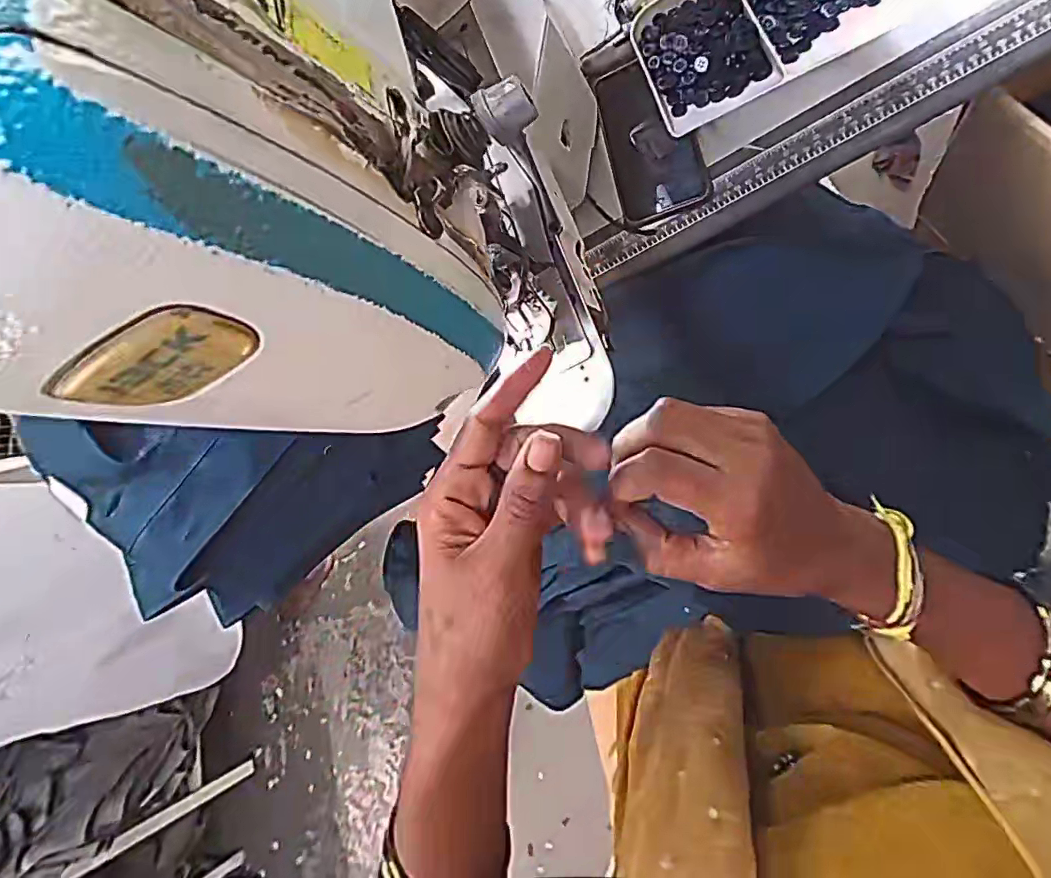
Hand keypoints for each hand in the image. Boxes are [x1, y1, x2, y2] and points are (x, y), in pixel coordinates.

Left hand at [414, 347, 610, 698]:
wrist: (476, 688)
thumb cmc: (470, 635)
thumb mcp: (501, 561)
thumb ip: (525, 499)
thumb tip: (542, 442)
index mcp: (451, 496)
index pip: (482, 427)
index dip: (514, 390)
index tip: (542, 361)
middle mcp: (472, 496)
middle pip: (523, 448)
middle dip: (563, 457)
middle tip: (600, 466)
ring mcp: (498, 513)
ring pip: (544, 477)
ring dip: (576, 497)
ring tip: (597, 530)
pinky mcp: (519, 532)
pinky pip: (552, 506)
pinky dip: (575, 517)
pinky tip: (590, 539)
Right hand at [606, 399, 897, 605]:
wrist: (830, 540)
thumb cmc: (776, 563)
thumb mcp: (711, 573)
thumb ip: (655, 548)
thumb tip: (618, 515)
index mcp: (736, 500)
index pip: (655, 468)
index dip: (621, 481)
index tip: (618, 499)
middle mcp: (744, 454)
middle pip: (658, 422)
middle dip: (625, 446)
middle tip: (621, 473)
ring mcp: (751, 429)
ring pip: (671, 408)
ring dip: (644, 433)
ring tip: (641, 463)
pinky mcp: (752, 418)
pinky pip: (693, 410)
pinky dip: (671, 430)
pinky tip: (674, 456)